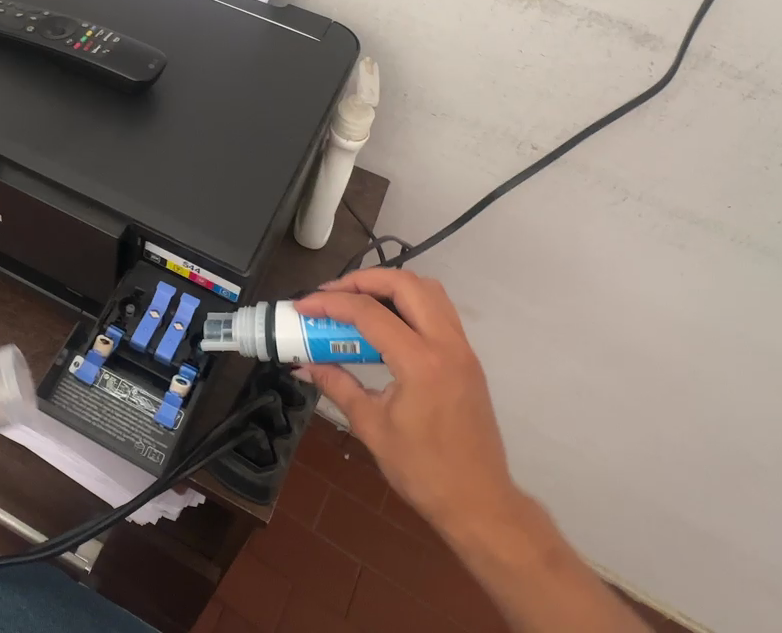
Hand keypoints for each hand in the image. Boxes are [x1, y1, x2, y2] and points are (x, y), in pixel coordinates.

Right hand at [297, 271, 648, 632]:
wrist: (478, 501)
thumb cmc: (423, 471)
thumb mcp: (371, 427)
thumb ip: (338, 385)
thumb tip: (304, 365)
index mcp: (420, 363)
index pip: (369, 313)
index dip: (330, 303)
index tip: (302, 306)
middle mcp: (446, 344)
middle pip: (405, 283)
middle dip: (362, 280)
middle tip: (331, 294)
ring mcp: (462, 348)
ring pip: (428, 290)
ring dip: (390, 285)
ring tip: (357, 301)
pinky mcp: (467, 357)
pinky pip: (439, 310)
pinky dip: (409, 303)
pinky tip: (386, 323)